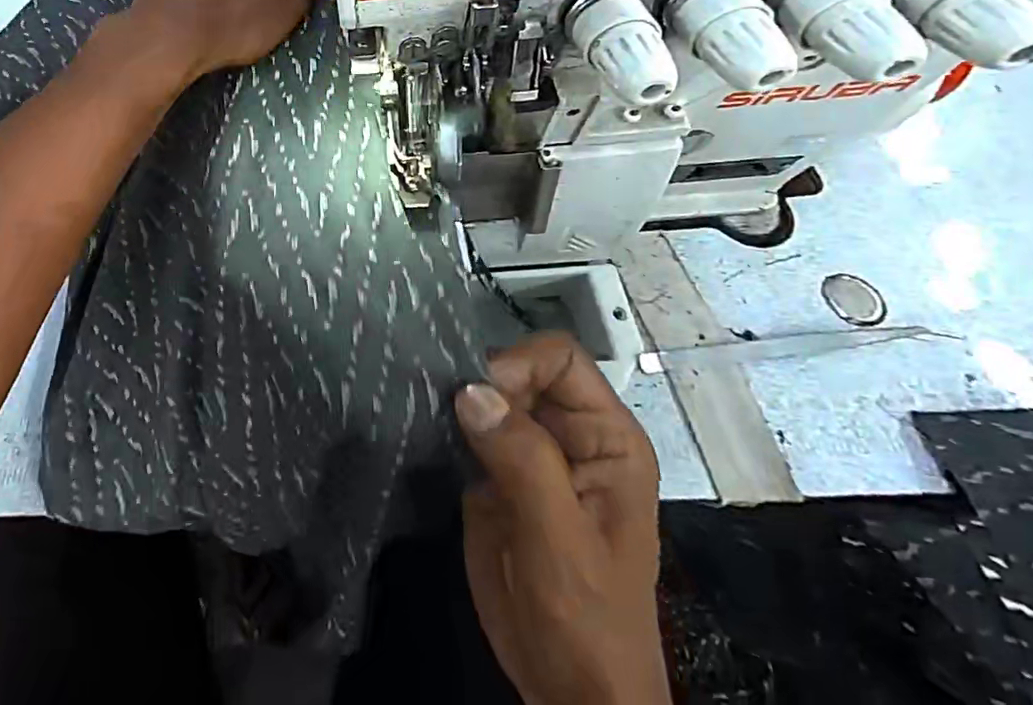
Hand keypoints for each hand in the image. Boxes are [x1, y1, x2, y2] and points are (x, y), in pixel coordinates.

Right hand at [456, 332, 667, 704]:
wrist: (570, 692)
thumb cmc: (586, 620)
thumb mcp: (560, 540)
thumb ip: (523, 460)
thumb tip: (472, 390)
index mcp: (606, 437)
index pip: (562, 361)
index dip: (519, 365)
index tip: (475, 396)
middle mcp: (570, 435)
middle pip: (524, 376)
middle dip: (484, 385)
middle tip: (441, 409)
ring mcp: (533, 457)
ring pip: (494, 402)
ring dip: (462, 406)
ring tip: (427, 417)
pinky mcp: (499, 480)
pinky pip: (473, 437)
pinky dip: (450, 434)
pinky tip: (428, 440)